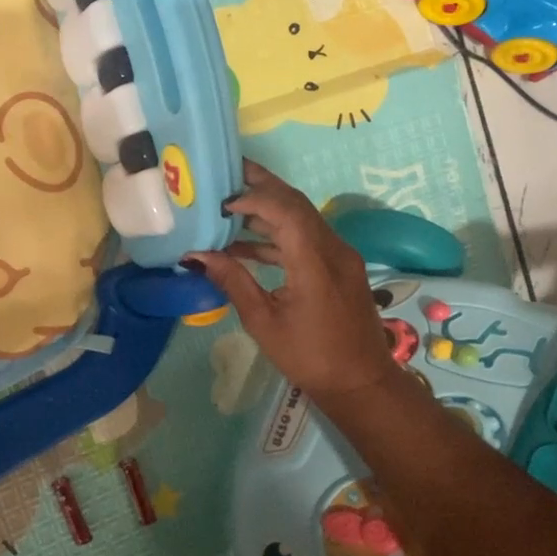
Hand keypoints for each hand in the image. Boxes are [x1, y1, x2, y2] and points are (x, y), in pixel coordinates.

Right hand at [187, 161, 401, 402]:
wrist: (360, 382)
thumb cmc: (308, 356)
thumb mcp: (262, 321)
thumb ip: (232, 281)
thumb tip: (197, 254)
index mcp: (314, 262)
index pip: (285, 210)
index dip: (253, 198)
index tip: (220, 201)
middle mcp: (332, 249)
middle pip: (296, 203)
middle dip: (261, 186)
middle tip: (226, 173)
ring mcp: (339, 256)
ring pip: (301, 218)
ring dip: (267, 210)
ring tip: (228, 206)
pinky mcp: (338, 266)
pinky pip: (306, 237)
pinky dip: (277, 234)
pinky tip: (245, 244)